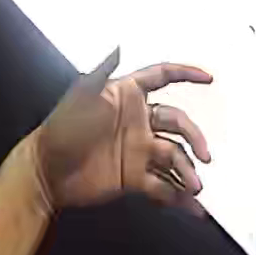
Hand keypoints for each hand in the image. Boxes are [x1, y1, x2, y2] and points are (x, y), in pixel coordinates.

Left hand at [33, 49, 212, 211]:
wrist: (47, 172)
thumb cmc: (63, 127)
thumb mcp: (82, 95)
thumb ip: (103, 72)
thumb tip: (119, 46)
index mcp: (127, 95)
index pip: (161, 77)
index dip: (185, 74)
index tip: (209, 78)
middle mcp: (137, 120)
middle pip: (176, 121)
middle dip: (193, 136)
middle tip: (205, 156)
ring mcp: (137, 150)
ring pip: (173, 155)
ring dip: (188, 170)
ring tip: (195, 186)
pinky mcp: (134, 178)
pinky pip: (163, 185)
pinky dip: (180, 197)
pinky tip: (195, 209)